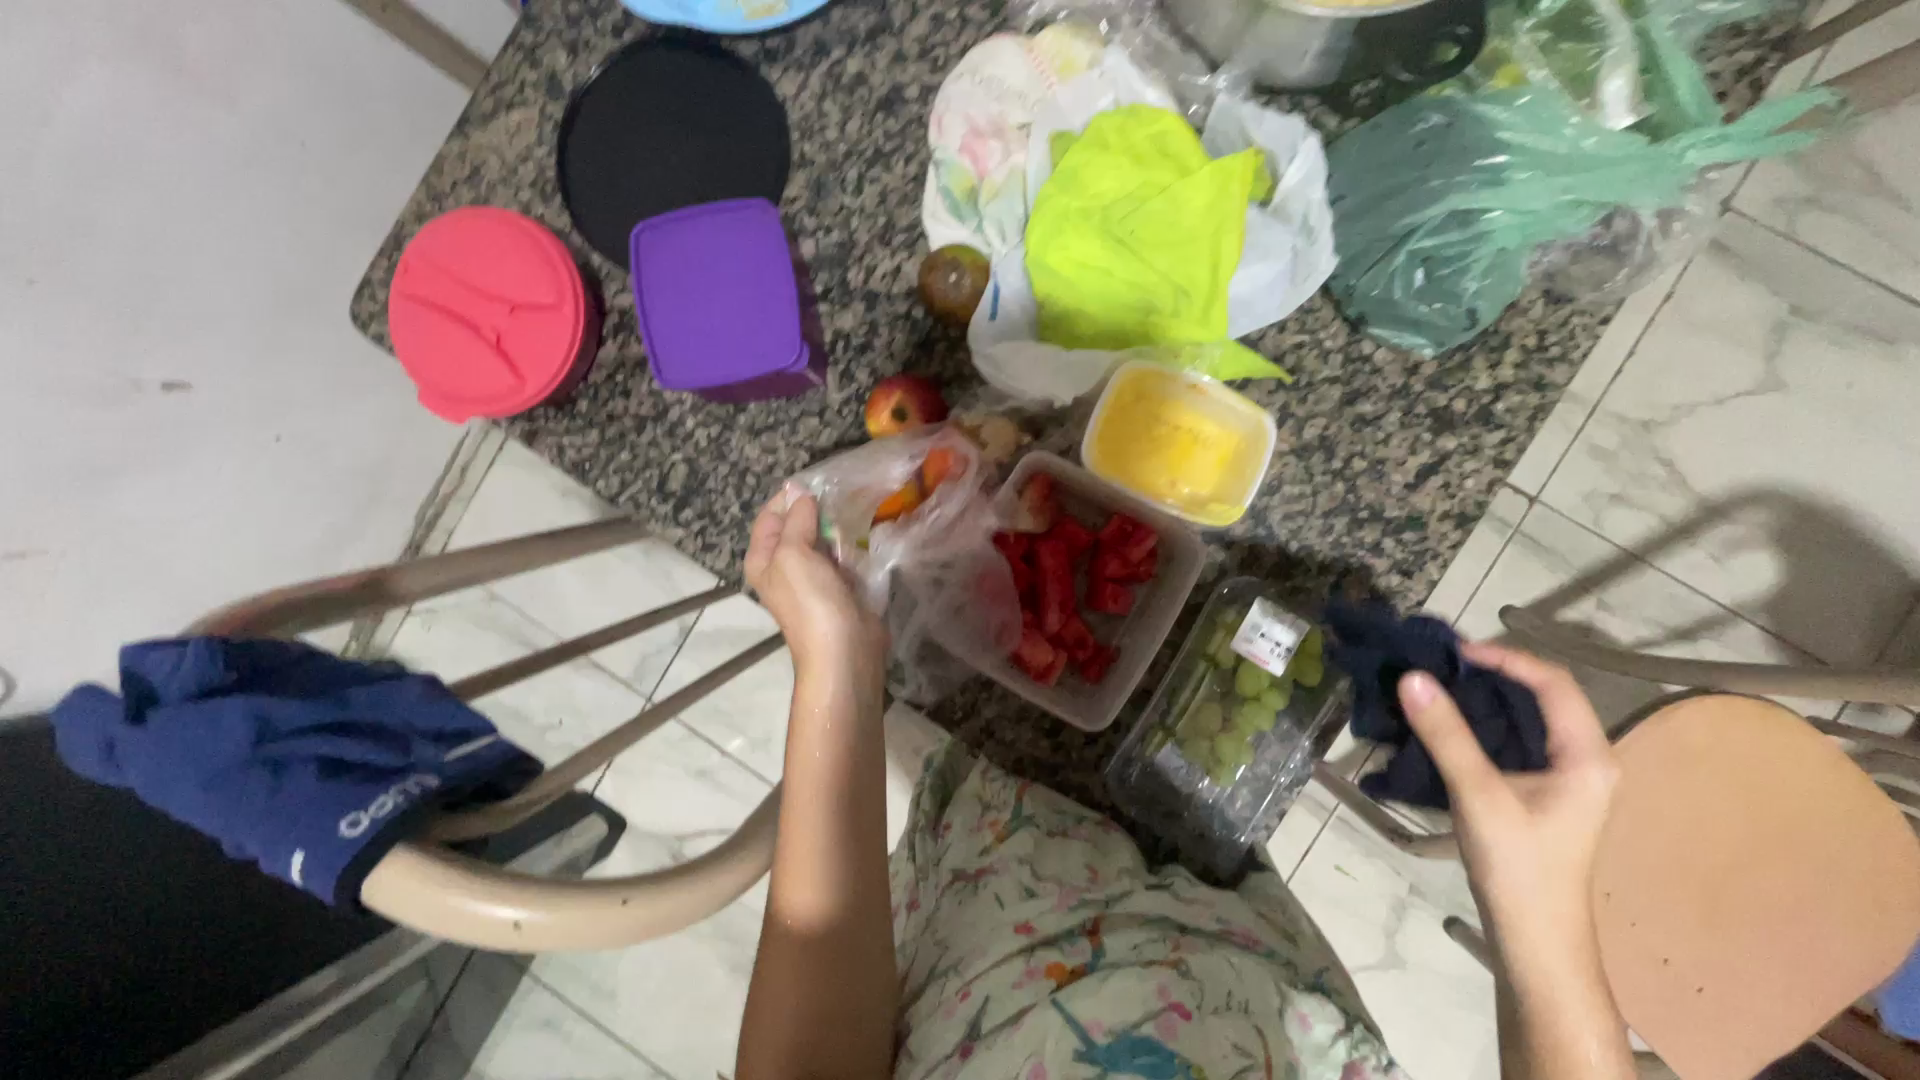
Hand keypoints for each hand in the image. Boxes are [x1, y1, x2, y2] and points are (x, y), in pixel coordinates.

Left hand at [744, 488, 886, 675]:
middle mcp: (783, 567)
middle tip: (841, 490)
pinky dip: (851, 546)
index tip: (817, 481)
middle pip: (796, 526)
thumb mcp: (793, 553)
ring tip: (855, 506)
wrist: (844, 651)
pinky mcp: (839, 588)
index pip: (769, 516)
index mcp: (763, 559)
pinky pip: (842, 557)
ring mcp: (812, 578)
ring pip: (822, 540)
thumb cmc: (811, 601)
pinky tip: (864, 535)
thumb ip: (796, 520)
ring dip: (836, 526)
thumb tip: (801, 493)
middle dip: (816, 509)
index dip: (789, 497)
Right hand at [1398, 643, 1619, 963]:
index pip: (1554, 684)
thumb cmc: (1517, 865)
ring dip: (1487, 696)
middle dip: (1494, 673)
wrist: (1534, 935)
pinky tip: (1450, 723)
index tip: (1456, 653)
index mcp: (1587, 756)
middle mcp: (1585, 759)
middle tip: (1441, 664)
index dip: (1507, 659)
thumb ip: (1446, 735)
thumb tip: (1413, 677)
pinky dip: (1484, 721)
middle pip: (1544, 695)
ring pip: (1529, 717)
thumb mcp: (1478, 795)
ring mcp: (1566, 776)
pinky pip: (1517, 739)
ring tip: (1440, 685)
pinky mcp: (1543, 790)